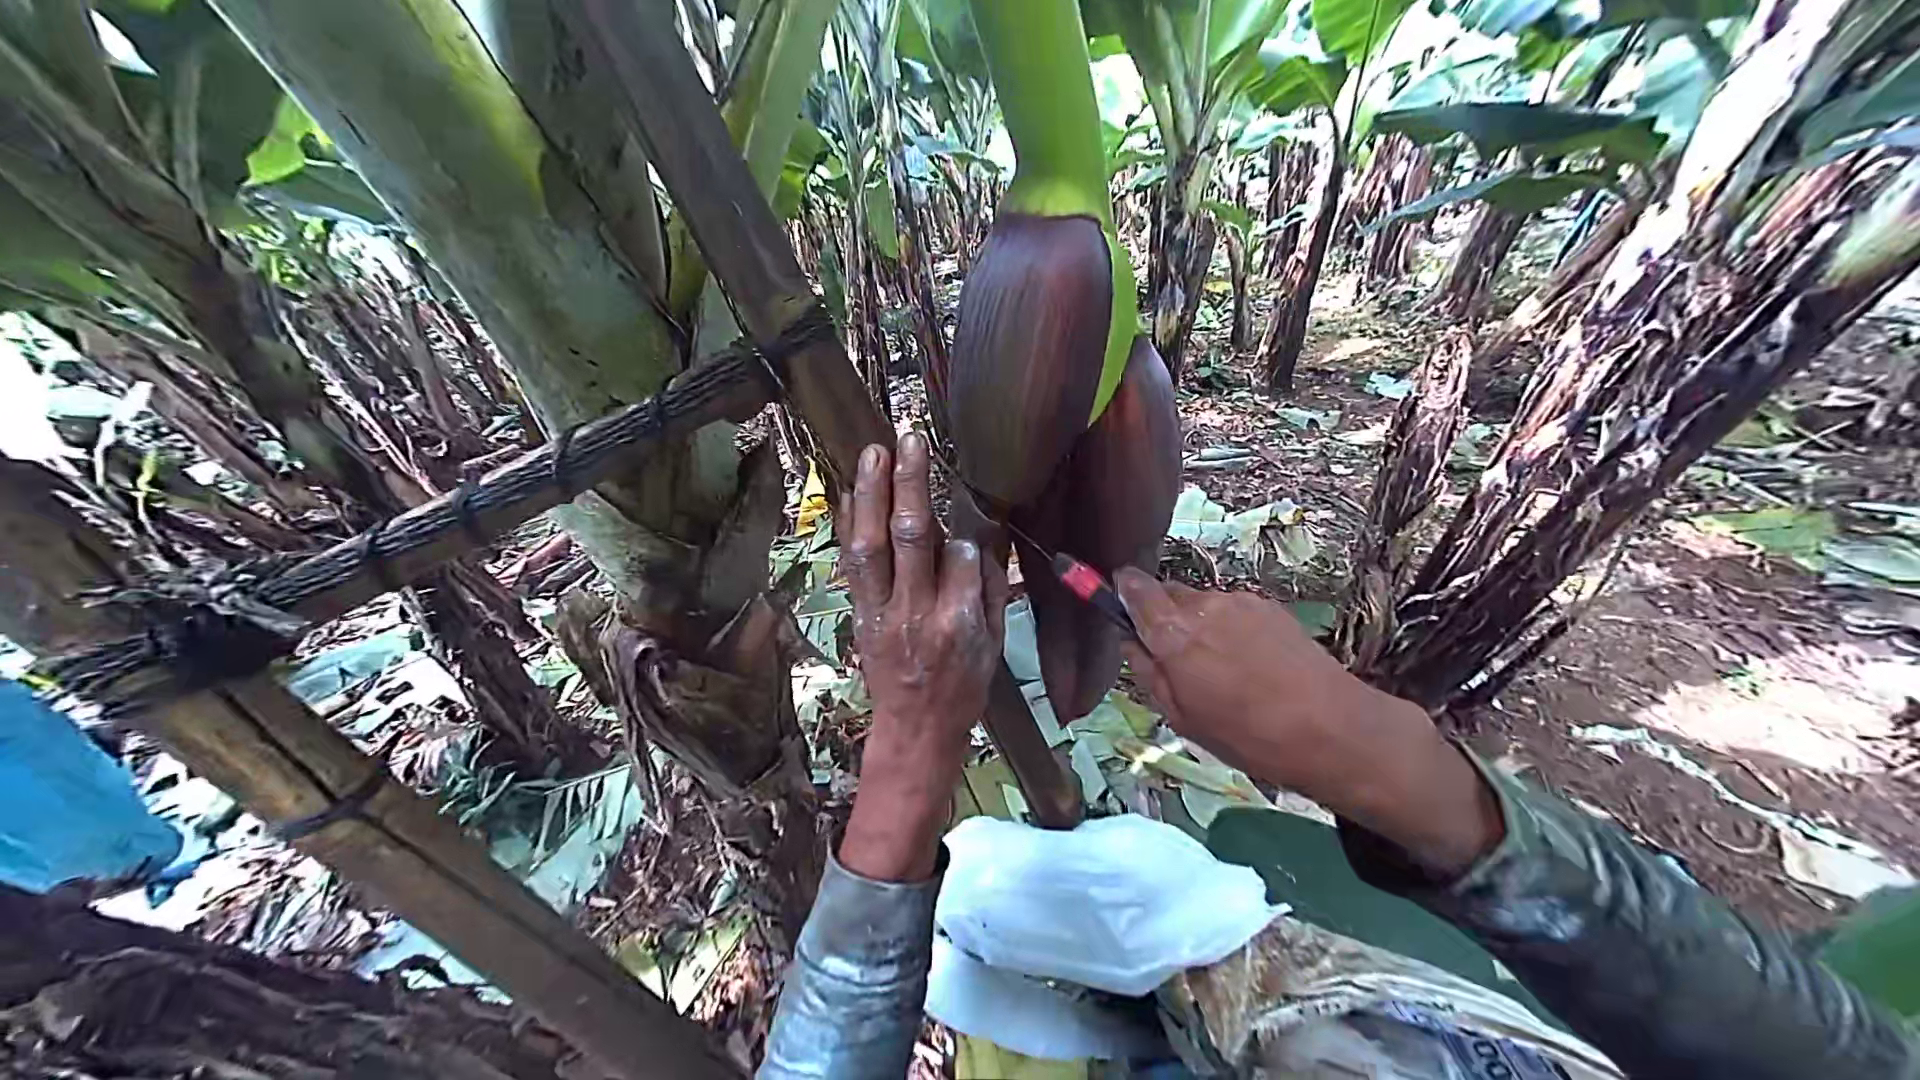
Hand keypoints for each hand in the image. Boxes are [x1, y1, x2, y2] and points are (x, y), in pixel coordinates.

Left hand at [838, 434, 1006, 881]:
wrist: (914, 730)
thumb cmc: (962, 689)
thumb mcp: (993, 645)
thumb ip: (989, 590)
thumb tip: (982, 539)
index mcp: (958, 623)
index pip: (961, 557)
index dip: (964, 531)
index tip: (966, 513)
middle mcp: (916, 611)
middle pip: (911, 537)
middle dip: (910, 484)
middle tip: (910, 439)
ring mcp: (881, 610)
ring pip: (871, 545)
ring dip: (871, 494)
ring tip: (873, 452)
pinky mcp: (859, 613)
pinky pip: (851, 564)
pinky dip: (849, 525)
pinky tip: (850, 491)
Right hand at [1115, 569, 1501, 876]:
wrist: (1334, 729)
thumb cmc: (1247, 736)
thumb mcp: (1180, 717)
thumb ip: (1145, 671)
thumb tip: (1129, 640)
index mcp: (1172, 633)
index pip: (1133, 586)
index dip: (1119, 588)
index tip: (1115, 597)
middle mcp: (1202, 605)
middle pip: (1165, 594)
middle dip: (1161, 616)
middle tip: (1175, 657)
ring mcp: (1238, 601)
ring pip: (1199, 602)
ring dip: (1197, 623)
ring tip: (1221, 667)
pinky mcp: (1268, 604)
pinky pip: (1230, 608)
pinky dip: (1227, 626)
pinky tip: (1249, 662)